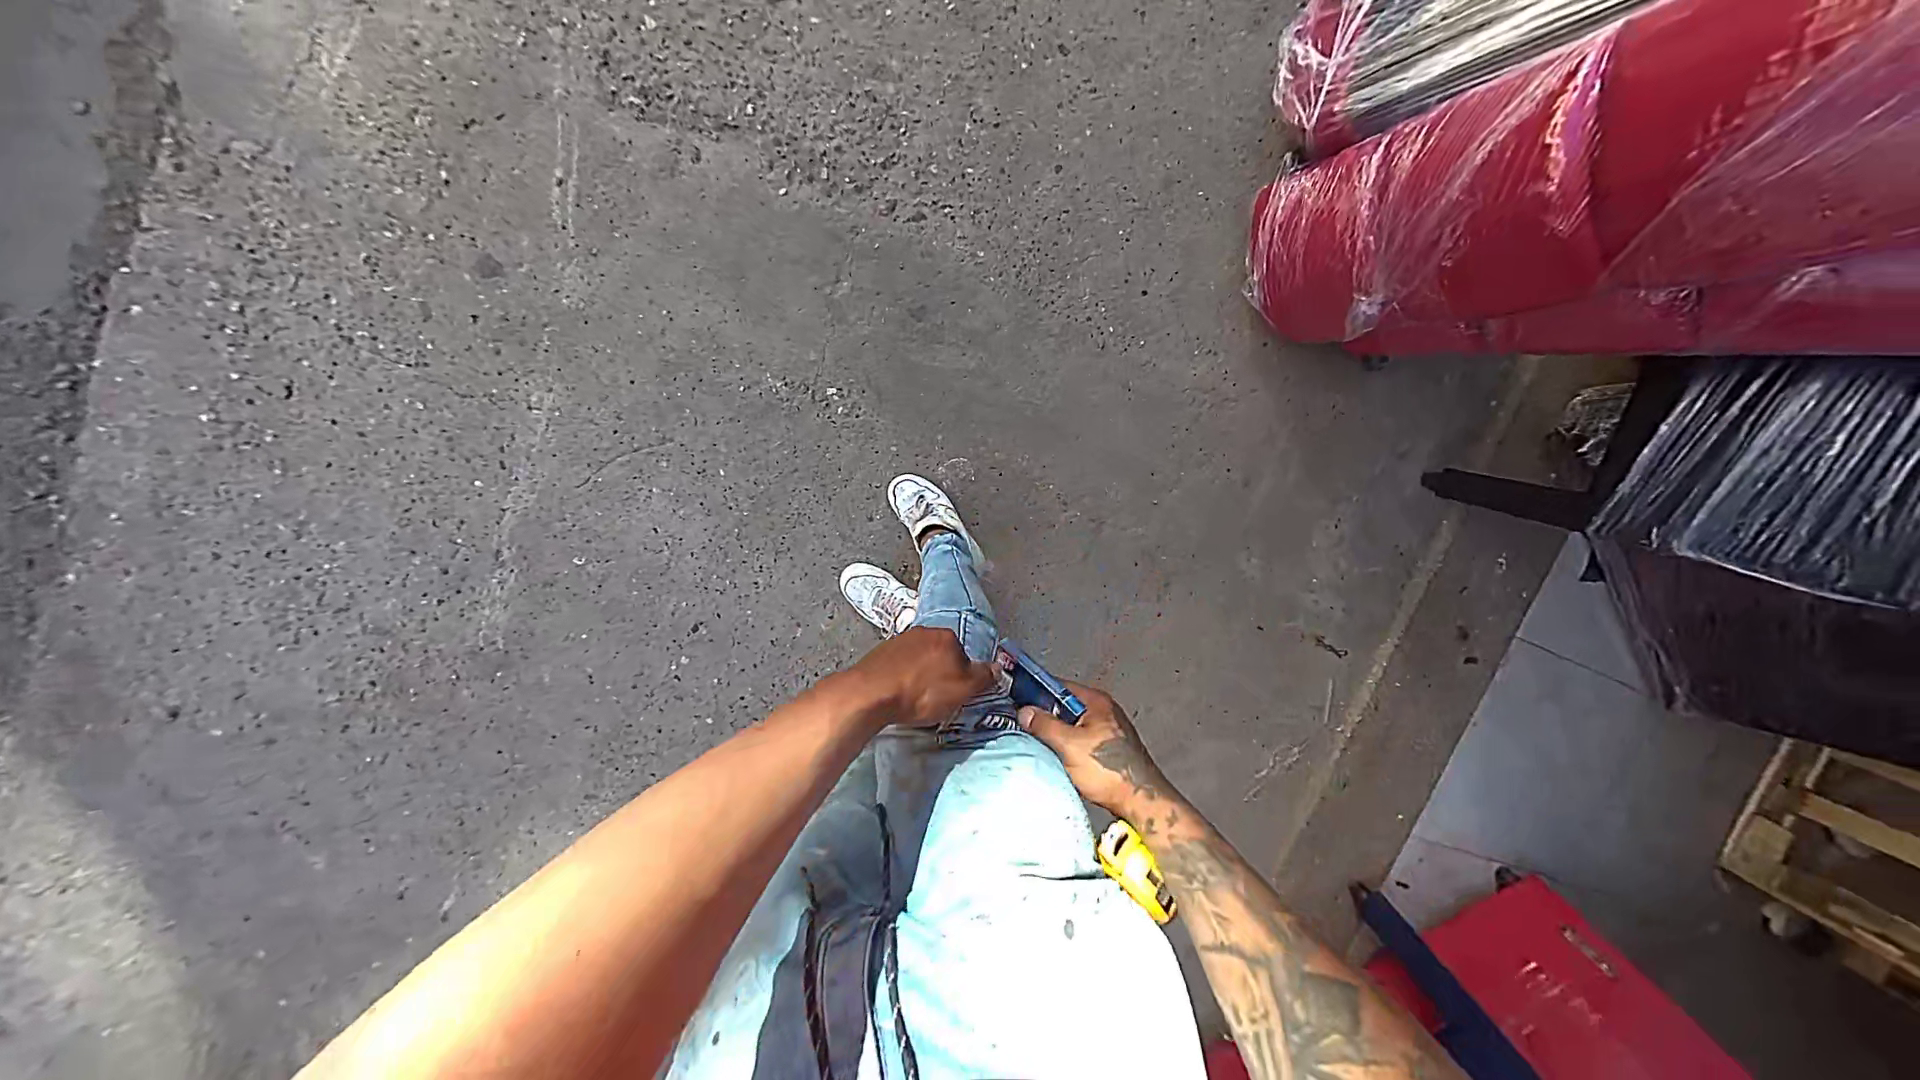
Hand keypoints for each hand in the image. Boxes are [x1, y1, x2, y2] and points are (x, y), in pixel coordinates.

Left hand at [846, 626, 996, 727]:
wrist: (871, 694)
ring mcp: (899, 640)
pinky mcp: (879, 653)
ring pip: (918, 660)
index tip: (955, 695)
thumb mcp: (963, 690)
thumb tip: (997, 667)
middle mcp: (924, 632)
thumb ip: (983, 677)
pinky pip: (898, 666)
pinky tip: (897, 695)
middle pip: (940, 655)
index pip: (964, 656)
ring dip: (919, 676)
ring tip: (914, 700)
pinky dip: (901, 678)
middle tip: (935, 699)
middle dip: (940, 674)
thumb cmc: (921, 692)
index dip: (962, 678)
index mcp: (947, 636)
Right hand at [1018, 682, 1177, 819]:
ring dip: (1055, 735)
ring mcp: (1107, 731)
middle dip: (1045, 716)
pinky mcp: (1107, 750)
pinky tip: (1058, 759)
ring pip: (1071, 726)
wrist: (1140, 801)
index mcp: (1096, 702)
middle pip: (1064, 706)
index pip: (1059, 686)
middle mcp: (1104, 712)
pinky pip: (1079, 741)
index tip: (1017, 700)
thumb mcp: (1068, 745)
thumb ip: (1044, 725)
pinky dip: (1066, 747)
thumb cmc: (1110, 771)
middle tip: (1025, 727)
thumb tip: (1026, 712)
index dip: (1037, 691)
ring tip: (1040, 745)